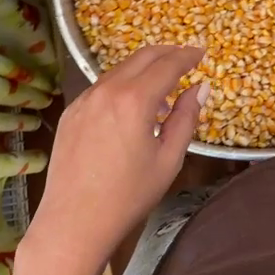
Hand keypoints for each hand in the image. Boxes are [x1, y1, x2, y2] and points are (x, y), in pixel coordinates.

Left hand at [24, 45, 208, 274]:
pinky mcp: (71, 112)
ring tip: (163, 89)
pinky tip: (133, 108)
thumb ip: (186, 118)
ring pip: (120, 69)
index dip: (188, 56)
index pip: (168, 65)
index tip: (202, 52)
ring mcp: (85, 99)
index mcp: (134, 100)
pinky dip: (124, 85)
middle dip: (167, 53)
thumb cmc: (128, 196)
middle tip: (186, 58)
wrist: (73, 222)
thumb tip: (199, 88)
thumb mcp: (168, 160)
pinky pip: (103, 87)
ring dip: (145, 69)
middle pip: (142, 56)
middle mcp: (107, 90)